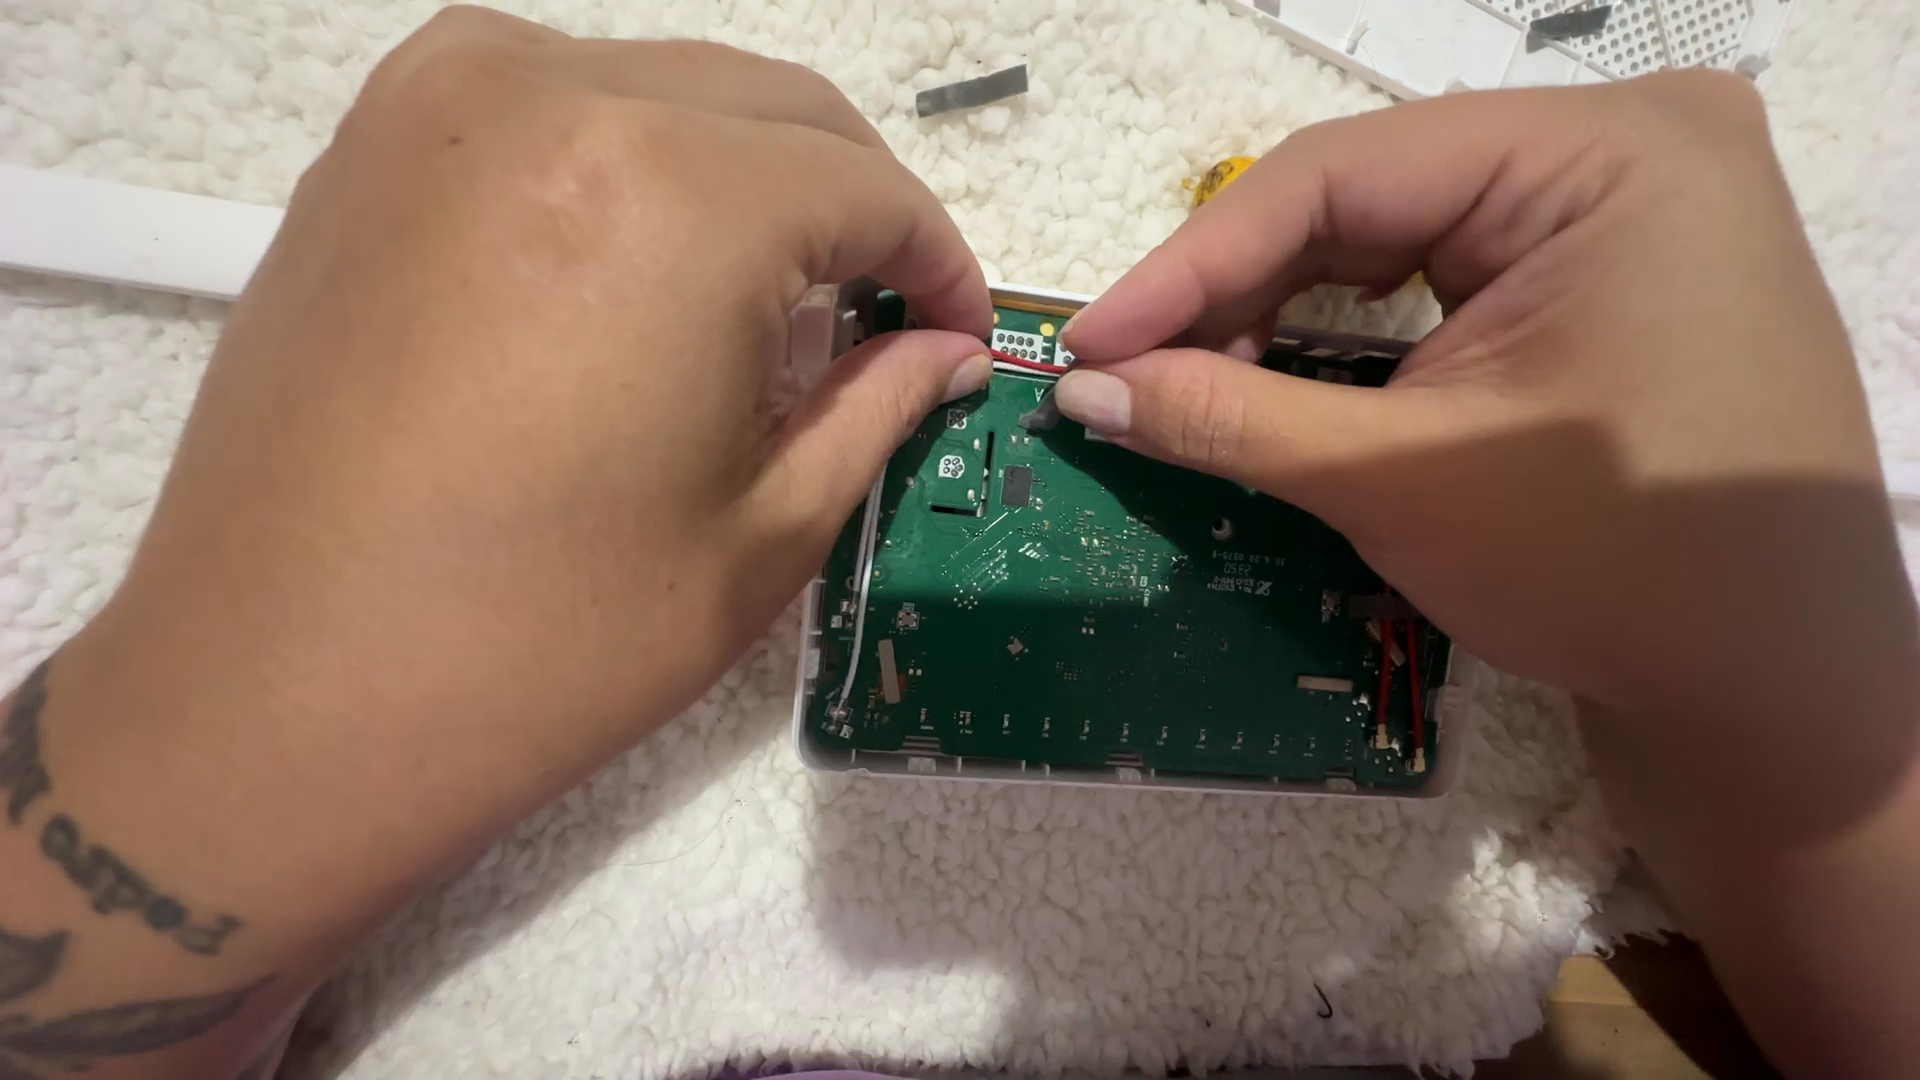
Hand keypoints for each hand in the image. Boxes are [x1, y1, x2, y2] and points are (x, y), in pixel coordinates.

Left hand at [10, 10, 988, 1074]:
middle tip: (897, 317)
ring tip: (794, 299)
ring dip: (771, 184)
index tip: (963, 333)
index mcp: (674, 201)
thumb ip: (883, 407)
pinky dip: (664, 169)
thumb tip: (953, 352)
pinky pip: (578, 107)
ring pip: (684, 94)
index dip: (940, 262)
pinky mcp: (381, 144)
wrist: (292, 700)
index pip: (869, 188)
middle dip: (868, 213)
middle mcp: (556, 96)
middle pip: (787, 114)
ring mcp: (444, 100)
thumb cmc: (564, 636)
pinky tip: (673, 269)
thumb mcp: (772, 528)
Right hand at [1054, 72, 1919, 1075]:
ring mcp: (1587, 215)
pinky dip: (1316, 338)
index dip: (1185, 267)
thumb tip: (1082, 391)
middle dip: (1218, 296)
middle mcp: (1598, 153)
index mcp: (1594, 157)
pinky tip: (1258, 381)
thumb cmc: (1604, 568)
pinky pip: (1403, 285)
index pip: (1330, 179)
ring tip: (1177, 383)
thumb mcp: (1390, 478)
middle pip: (1344, 203)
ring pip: (1365, 242)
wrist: (1753, 683)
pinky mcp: (1563, 281)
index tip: (1088, 344)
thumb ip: (1223, 419)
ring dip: (1258, 316)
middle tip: (1122, 371)